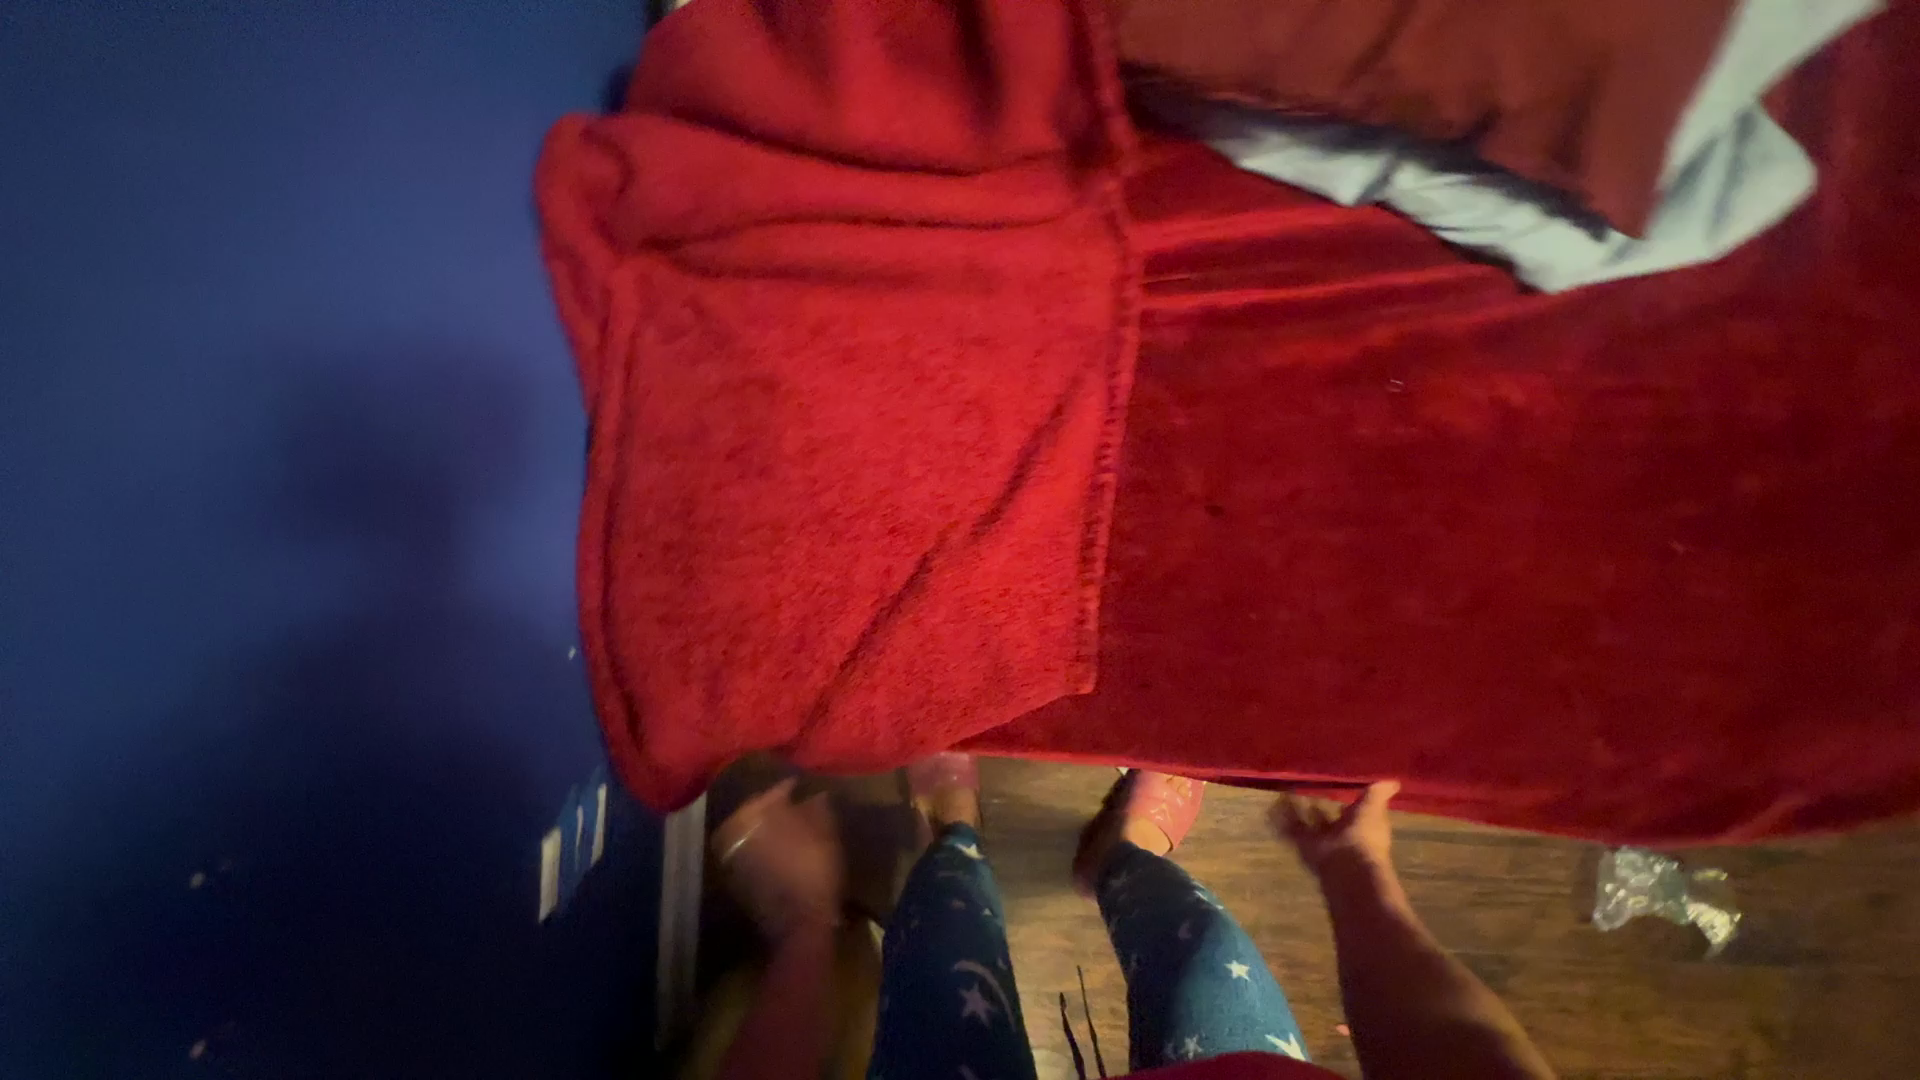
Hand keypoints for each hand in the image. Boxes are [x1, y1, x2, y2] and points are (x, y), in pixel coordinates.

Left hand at [711, 778, 843, 942]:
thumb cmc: (814, 869)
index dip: (791, 787)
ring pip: (749, 831)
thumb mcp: (825, 832)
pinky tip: (779, 849)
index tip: (803, 784)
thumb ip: (818, 807)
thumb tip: (815, 793)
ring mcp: (734, 856)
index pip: (775, 791)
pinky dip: (761, 846)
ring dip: (764, 826)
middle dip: (773, 806)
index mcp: (758, 814)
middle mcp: (739, 830)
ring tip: (786, 826)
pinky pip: (748, 851)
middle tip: (793, 804)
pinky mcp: (737, 878)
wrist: (798, 923)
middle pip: (755, 810)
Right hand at [1269, 780, 1399, 875]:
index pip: (1351, 812)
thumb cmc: (1365, 837)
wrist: (1347, 868)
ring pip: (1306, 824)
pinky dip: (1280, 820)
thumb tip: (1393, 779)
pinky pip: (1290, 831)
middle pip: (1325, 819)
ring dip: (1294, 811)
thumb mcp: (1372, 809)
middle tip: (1301, 786)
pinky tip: (1270, 807)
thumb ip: (1377, 794)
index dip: (1344, 802)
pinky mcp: (1303, 846)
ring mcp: (1321, 842)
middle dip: (1315, 806)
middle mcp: (1339, 835)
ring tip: (1281, 793)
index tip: (1332, 786)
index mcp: (1359, 826)